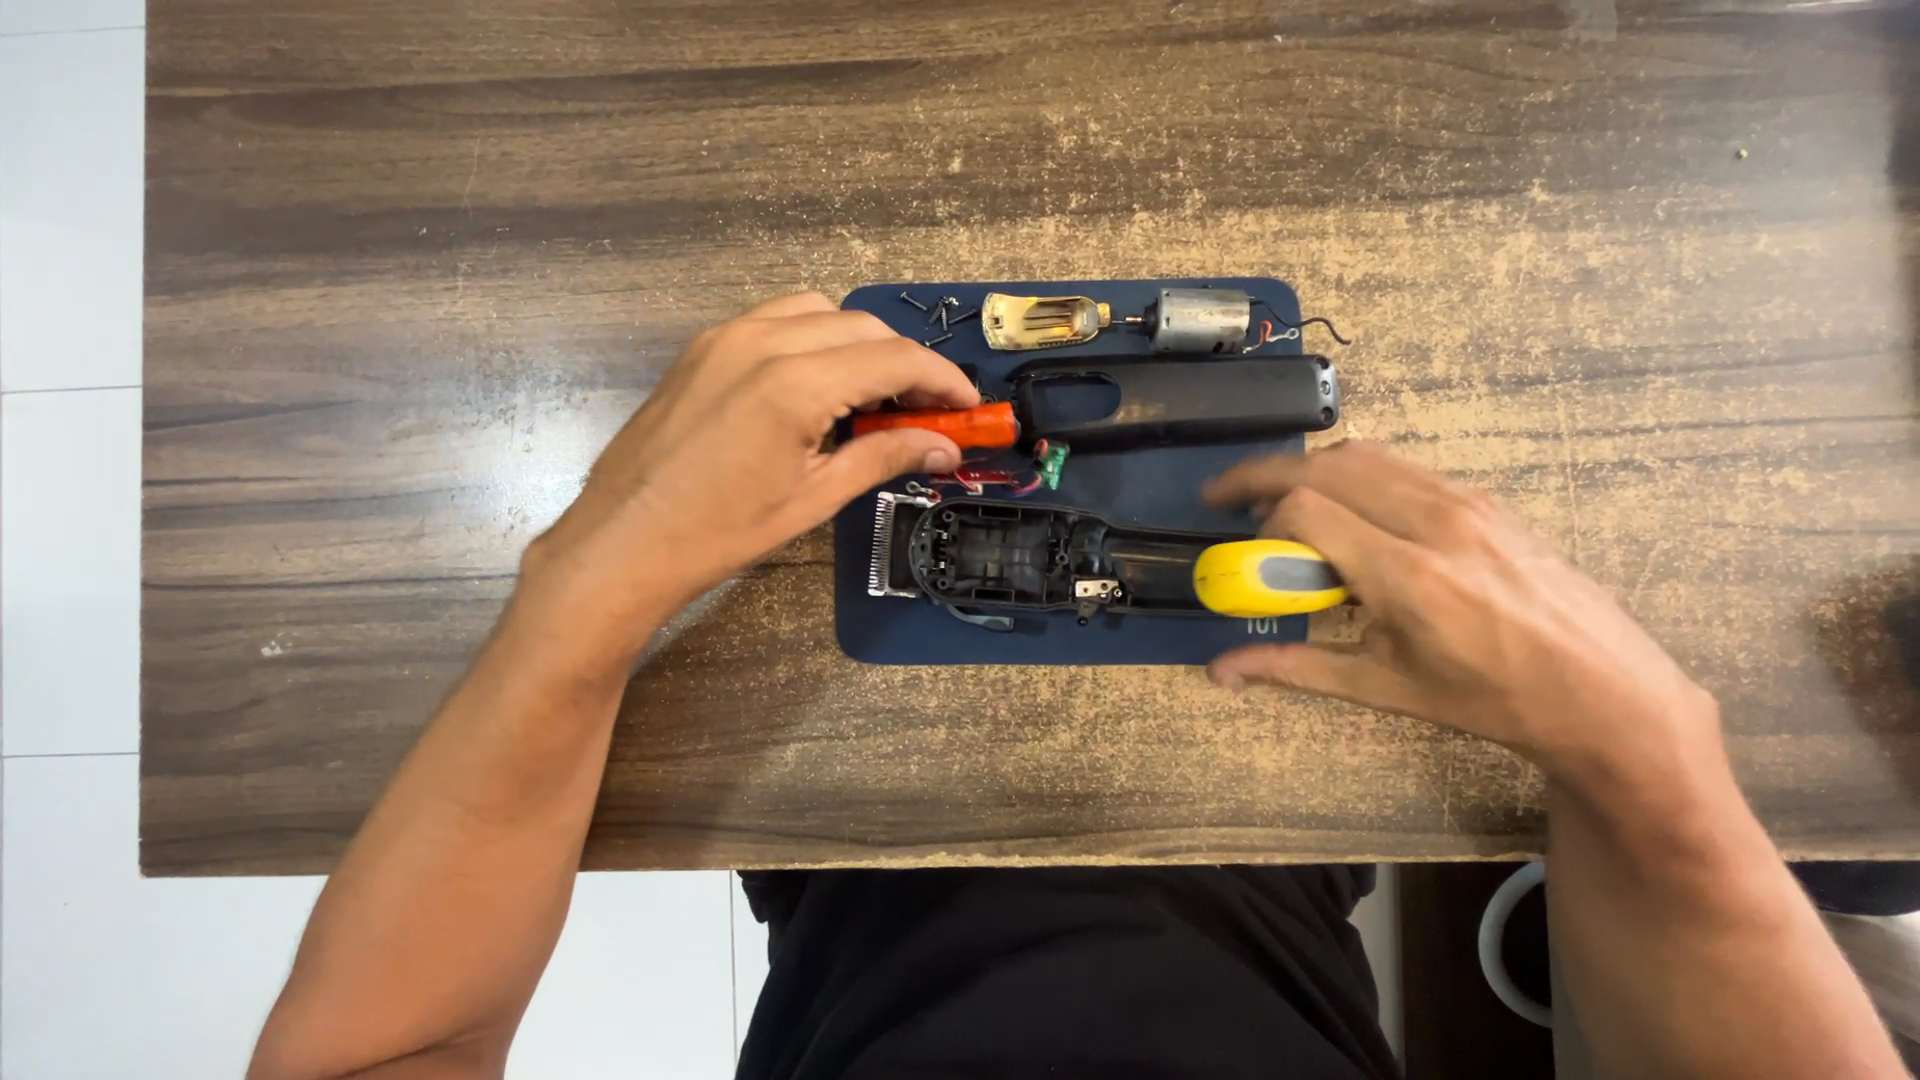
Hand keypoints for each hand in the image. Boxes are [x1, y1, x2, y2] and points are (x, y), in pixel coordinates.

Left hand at [516, 292, 977, 664]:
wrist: (623, 542)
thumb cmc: (722, 533)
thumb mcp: (814, 499)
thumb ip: (885, 457)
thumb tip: (946, 448)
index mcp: (796, 383)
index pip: (894, 358)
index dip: (942, 380)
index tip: (967, 407)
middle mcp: (763, 340)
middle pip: (864, 327)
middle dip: (905, 363)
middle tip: (924, 410)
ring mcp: (727, 335)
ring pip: (821, 311)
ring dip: (860, 344)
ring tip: (872, 394)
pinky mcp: (704, 344)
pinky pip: (778, 318)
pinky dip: (815, 338)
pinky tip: (817, 383)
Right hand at [1202, 441, 1719, 783]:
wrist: (1608, 693)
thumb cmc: (1491, 701)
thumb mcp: (1384, 689)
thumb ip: (1293, 667)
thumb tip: (1220, 671)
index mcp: (1408, 576)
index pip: (1306, 510)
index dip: (1261, 525)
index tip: (1248, 554)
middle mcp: (1436, 523)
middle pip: (1327, 465)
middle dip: (1263, 474)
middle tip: (1227, 498)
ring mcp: (1466, 503)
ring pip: (1364, 455)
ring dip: (1309, 469)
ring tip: (1279, 499)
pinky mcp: (1484, 500)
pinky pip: (1400, 467)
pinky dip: (1353, 475)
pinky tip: (1346, 510)